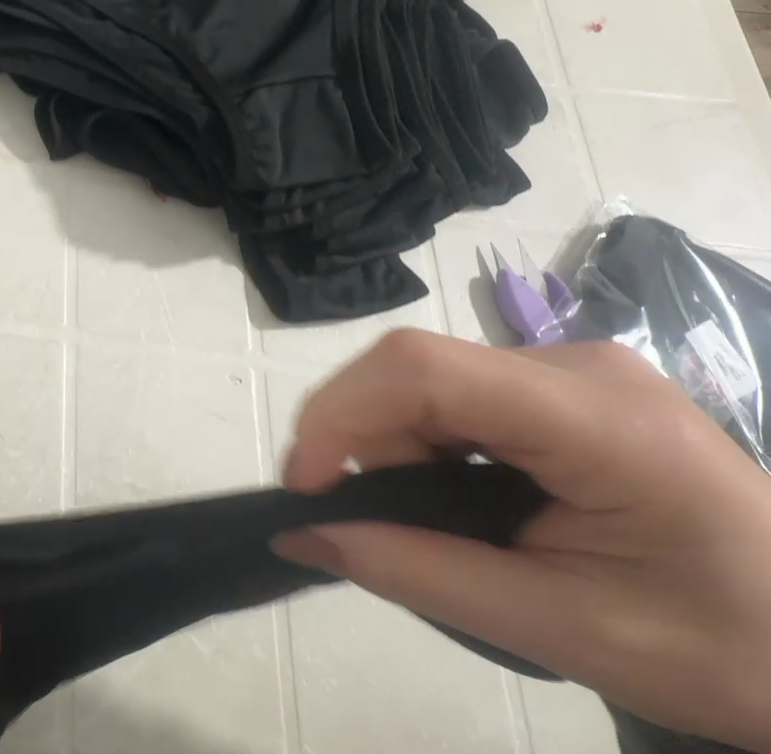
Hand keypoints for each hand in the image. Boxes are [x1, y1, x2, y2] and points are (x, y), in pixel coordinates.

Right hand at [274, 331, 770, 750]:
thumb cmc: (721, 648)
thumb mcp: (561, 626)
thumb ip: (415, 572)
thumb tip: (295, 535)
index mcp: (603, 420)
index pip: (424, 370)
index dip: (339, 415)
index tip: (304, 488)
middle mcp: (579, 367)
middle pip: (415, 371)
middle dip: (363, 441)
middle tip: (370, 521)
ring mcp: (573, 370)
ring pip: (423, 379)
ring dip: (390, 445)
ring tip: (424, 520)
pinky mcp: (562, 386)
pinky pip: (451, 393)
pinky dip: (419, 442)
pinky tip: (451, 496)